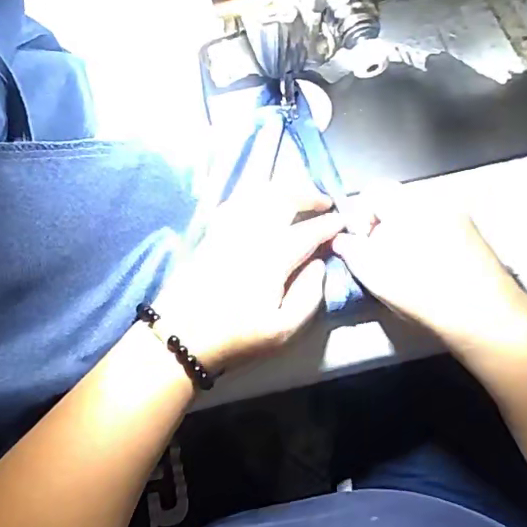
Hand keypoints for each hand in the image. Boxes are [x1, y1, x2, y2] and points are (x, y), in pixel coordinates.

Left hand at [149, 182, 341, 374]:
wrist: (181, 336)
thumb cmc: (236, 337)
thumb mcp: (283, 330)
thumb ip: (310, 295)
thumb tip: (319, 265)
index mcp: (273, 256)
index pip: (310, 230)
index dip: (330, 224)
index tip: (344, 222)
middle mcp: (251, 233)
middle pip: (284, 197)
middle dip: (309, 194)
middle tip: (324, 203)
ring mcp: (228, 228)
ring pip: (259, 192)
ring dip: (284, 189)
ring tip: (298, 197)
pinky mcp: (211, 232)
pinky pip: (237, 200)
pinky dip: (256, 194)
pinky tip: (262, 203)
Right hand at [330, 185, 526, 346]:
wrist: (483, 315)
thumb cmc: (421, 291)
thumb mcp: (373, 273)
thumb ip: (351, 250)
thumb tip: (342, 239)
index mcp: (408, 204)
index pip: (374, 191)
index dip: (361, 216)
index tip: (361, 245)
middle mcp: (436, 201)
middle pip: (398, 204)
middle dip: (384, 227)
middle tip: (380, 260)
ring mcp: (459, 217)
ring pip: (419, 218)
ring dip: (406, 236)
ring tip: (406, 269)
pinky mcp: (474, 236)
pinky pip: (440, 231)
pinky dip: (429, 244)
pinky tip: (431, 273)